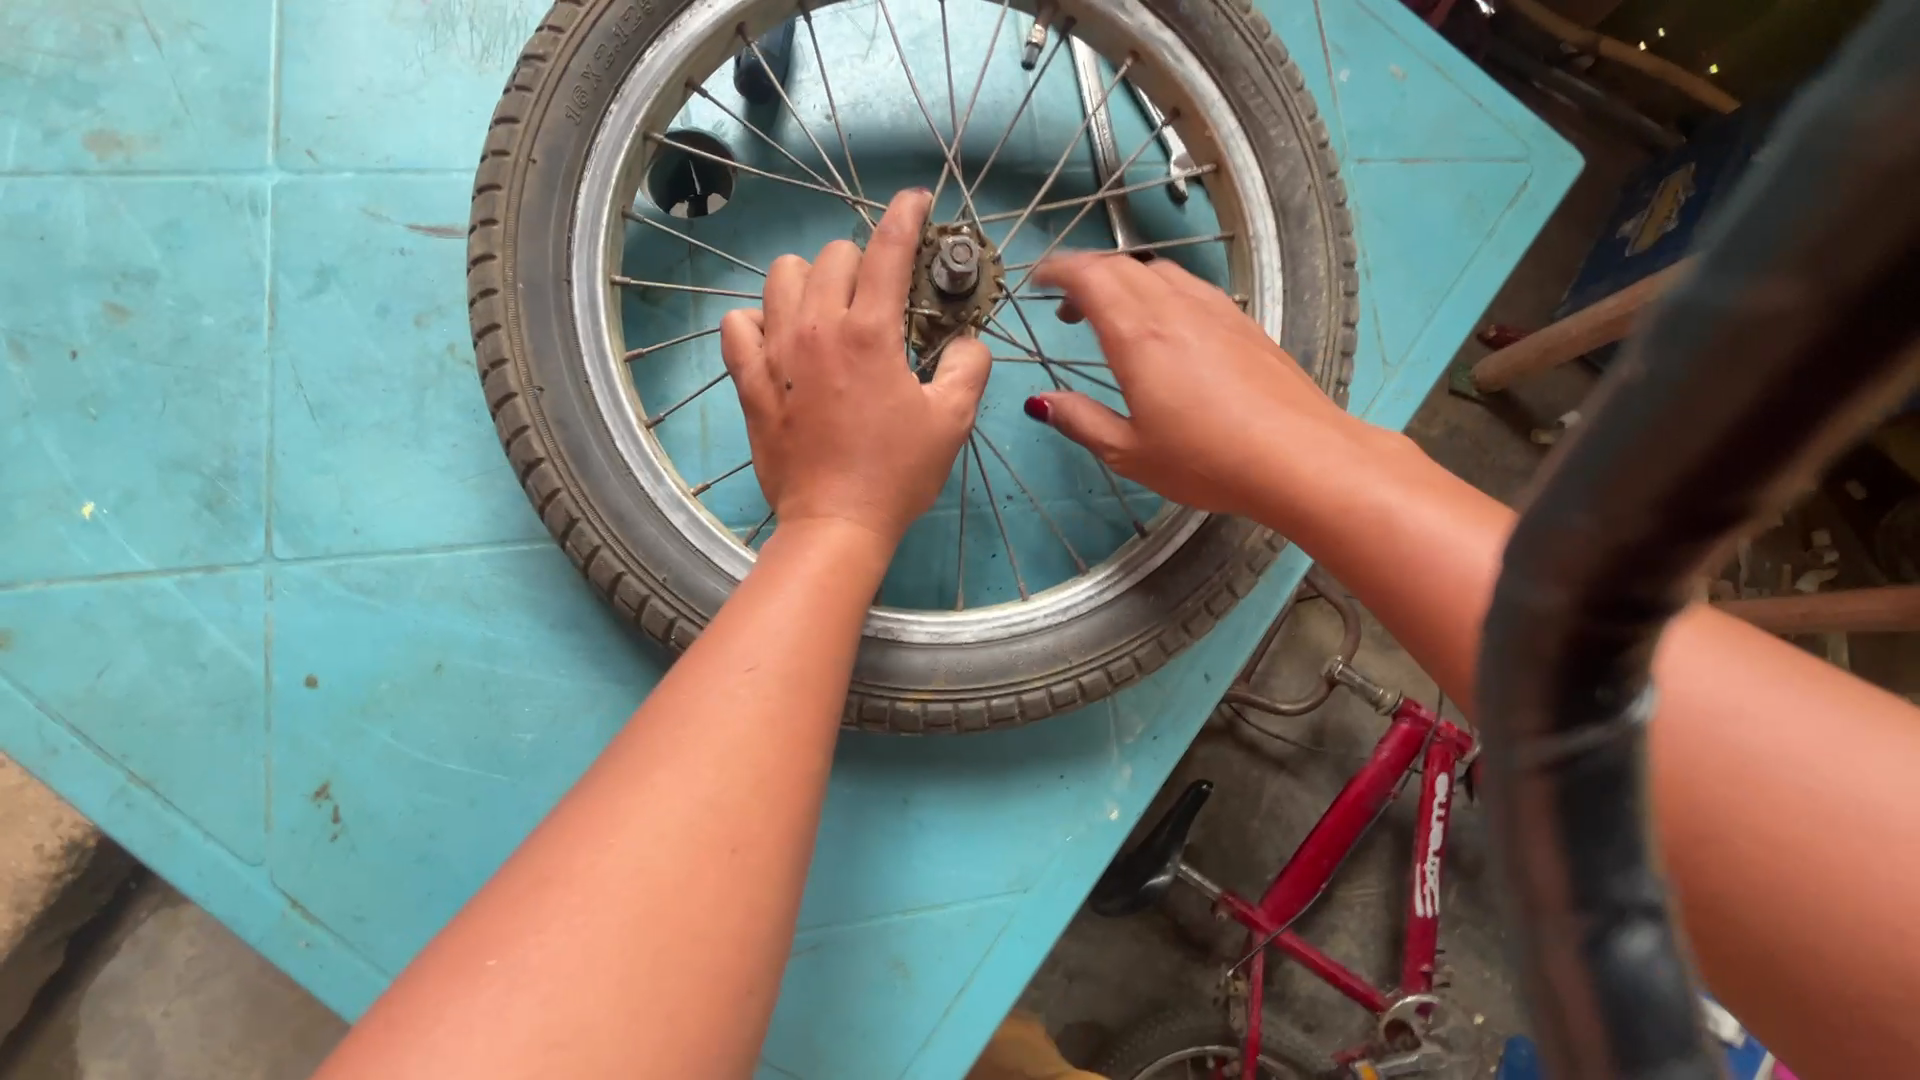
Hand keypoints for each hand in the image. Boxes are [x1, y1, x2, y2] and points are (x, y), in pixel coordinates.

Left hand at [720, 189, 991, 545]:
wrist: (836, 523)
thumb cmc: (897, 473)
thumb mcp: (952, 420)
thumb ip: (969, 365)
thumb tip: (966, 340)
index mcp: (869, 332)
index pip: (887, 248)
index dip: (905, 214)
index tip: (915, 201)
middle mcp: (816, 328)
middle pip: (832, 255)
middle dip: (861, 262)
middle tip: (878, 296)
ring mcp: (774, 353)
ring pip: (780, 277)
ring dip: (809, 281)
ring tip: (827, 311)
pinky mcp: (748, 381)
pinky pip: (737, 324)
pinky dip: (757, 321)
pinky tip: (778, 339)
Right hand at [1025, 254, 1355, 516]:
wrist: (1299, 458)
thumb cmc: (1206, 460)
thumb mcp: (1129, 452)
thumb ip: (1080, 421)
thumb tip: (1042, 403)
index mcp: (1138, 335)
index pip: (1090, 277)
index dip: (1059, 270)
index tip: (1040, 280)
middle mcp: (1175, 309)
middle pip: (1122, 267)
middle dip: (1087, 276)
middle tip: (1069, 308)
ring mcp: (1216, 311)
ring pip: (1160, 272)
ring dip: (1126, 282)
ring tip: (1114, 316)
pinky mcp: (1244, 323)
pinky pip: (1192, 288)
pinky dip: (1161, 292)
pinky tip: (1167, 329)